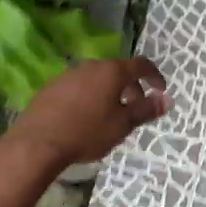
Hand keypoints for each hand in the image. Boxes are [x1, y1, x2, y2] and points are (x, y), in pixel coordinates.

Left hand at [4, 57, 169, 170]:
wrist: (38, 141)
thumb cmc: (86, 132)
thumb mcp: (122, 125)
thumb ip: (146, 110)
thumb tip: (167, 100)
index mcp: (112, 71)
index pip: (141, 65)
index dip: (154, 76)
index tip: (161, 91)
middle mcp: (93, 65)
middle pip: (119, 71)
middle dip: (132, 88)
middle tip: (135, 110)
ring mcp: (71, 73)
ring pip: (99, 78)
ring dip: (110, 92)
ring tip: (110, 116)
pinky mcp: (54, 85)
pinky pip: (80, 86)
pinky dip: (90, 96)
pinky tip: (85, 117)